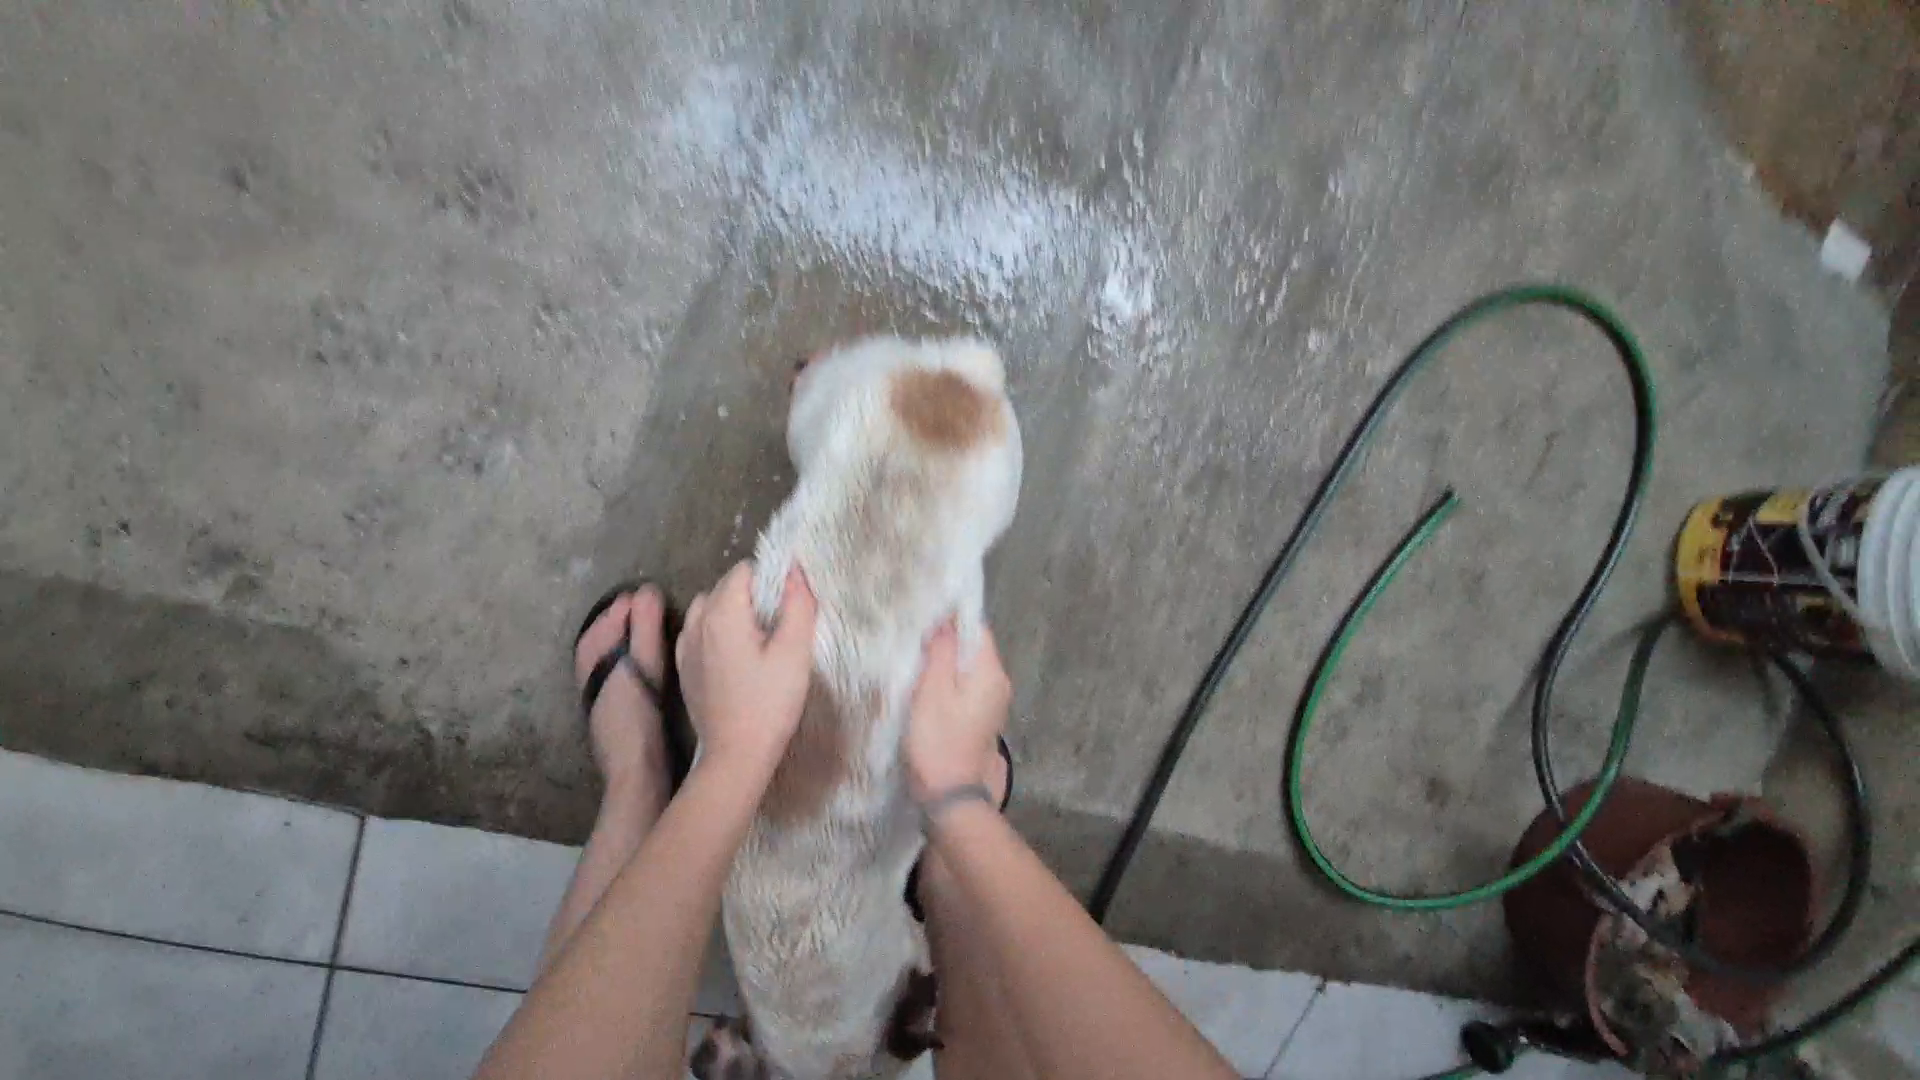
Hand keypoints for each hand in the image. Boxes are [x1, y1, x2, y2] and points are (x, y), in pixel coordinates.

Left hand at [676, 561, 816, 775]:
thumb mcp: (795, 651)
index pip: (745, 570)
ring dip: (733, 611)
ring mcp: (685, 645)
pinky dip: (716, 631)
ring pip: (709, 607)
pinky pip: (699, 632)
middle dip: (753, 594)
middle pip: (726, 586)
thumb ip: (798, 603)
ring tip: (758, 639)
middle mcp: (697, 621)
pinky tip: (736, 656)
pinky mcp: (684, 667)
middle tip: (780, 625)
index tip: (789, 605)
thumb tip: (795, 569)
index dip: (771, 579)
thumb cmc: (771, 702)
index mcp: (723, 612)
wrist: (736, 755)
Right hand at [905, 623, 1011, 803]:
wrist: (950, 795)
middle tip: (915, 641)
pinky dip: (948, 683)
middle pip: (974, 649)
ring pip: (968, 669)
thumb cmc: (938, 740)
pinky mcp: (981, 719)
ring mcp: (992, 703)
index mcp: (990, 673)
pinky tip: (926, 690)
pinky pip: (966, 688)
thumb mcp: (932, 691)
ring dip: (945, 664)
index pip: (978, 629)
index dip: (953, 620)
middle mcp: (999, 684)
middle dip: (947, 642)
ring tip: (916, 663)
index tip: (926, 619)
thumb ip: (941, 653)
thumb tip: (946, 622)